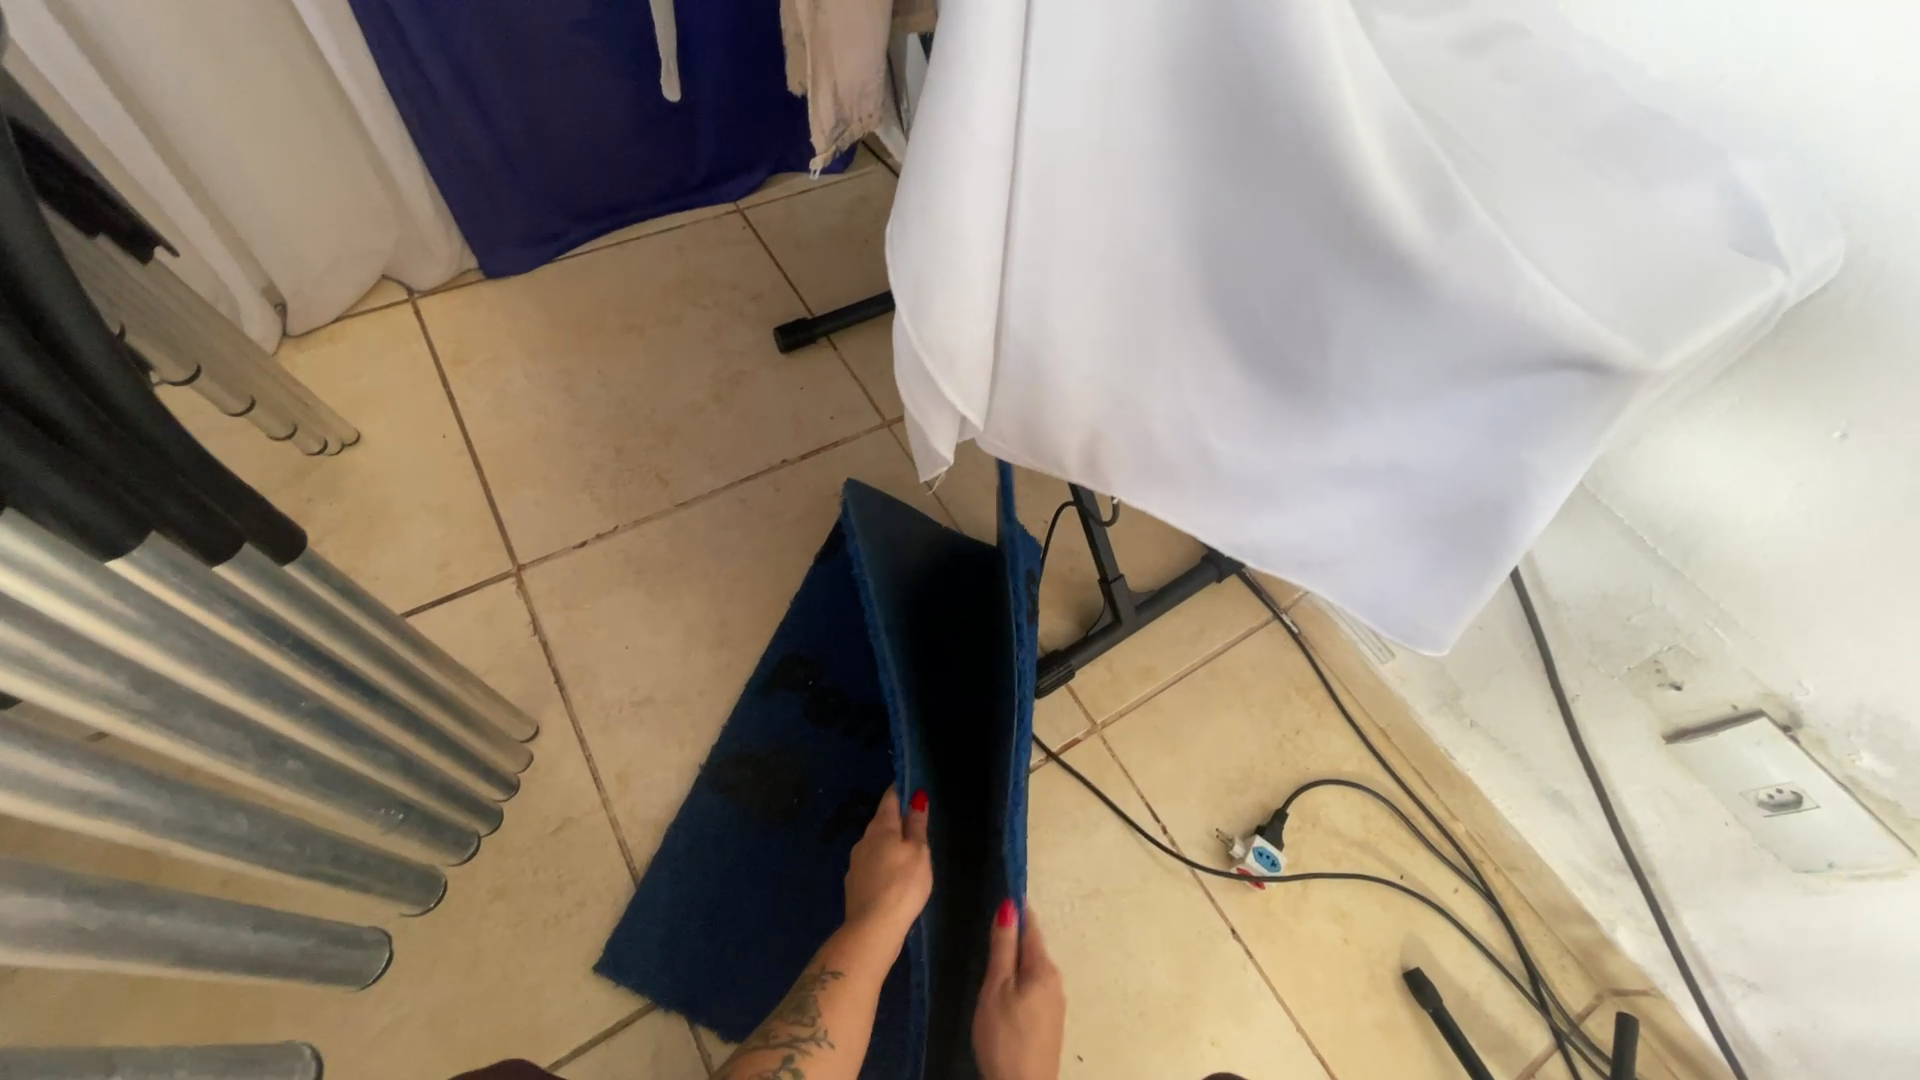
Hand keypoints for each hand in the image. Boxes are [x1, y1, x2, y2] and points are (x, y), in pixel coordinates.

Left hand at [843, 786, 932, 947]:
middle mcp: (863, 840)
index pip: (890, 799)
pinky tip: (891, 877)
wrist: (872, 929)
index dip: (901, 791)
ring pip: (874, 844)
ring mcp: (855, 863)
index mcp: (880, 828)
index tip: (911, 787)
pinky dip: (882, 863)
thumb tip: (916, 796)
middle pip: (881, 822)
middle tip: (915, 822)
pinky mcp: (854, 885)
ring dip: (888, 844)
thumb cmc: (902, 885)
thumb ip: (917, 825)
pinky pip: (870, 864)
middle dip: (896, 819)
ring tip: (907, 852)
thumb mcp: (919, 852)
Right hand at [973, 901, 1065, 1079]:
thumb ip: (1003, 947)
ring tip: (994, 959)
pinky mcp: (1050, 1024)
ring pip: (1034, 971)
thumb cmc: (1004, 1035)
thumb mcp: (996, 987)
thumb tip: (1010, 906)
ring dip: (1017, 962)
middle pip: (1033, 949)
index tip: (1004, 892)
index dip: (1017, 909)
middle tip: (991, 928)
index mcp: (1044, 968)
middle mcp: (1056, 982)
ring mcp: (1056, 1005)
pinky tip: (1007, 991)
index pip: (1031, 927)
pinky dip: (1022, 981)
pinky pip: (1035, 989)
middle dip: (1015, 938)